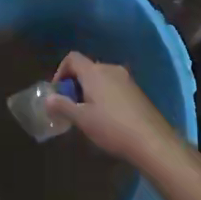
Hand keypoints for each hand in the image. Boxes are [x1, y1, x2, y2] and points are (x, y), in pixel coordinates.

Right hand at [46, 52, 183, 167]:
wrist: (152, 141)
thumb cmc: (111, 127)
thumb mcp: (81, 119)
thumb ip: (62, 106)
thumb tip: (48, 99)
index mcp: (95, 72)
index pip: (72, 58)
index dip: (60, 71)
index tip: (58, 92)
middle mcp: (111, 70)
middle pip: (87, 68)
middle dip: (74, 84)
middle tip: (70, 107)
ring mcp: (127, 80)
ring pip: (101, 78)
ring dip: (89, 91)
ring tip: (87, 114)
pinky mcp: (137, 92)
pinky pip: (113, 86)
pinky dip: (104, 95)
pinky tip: (106, 118)